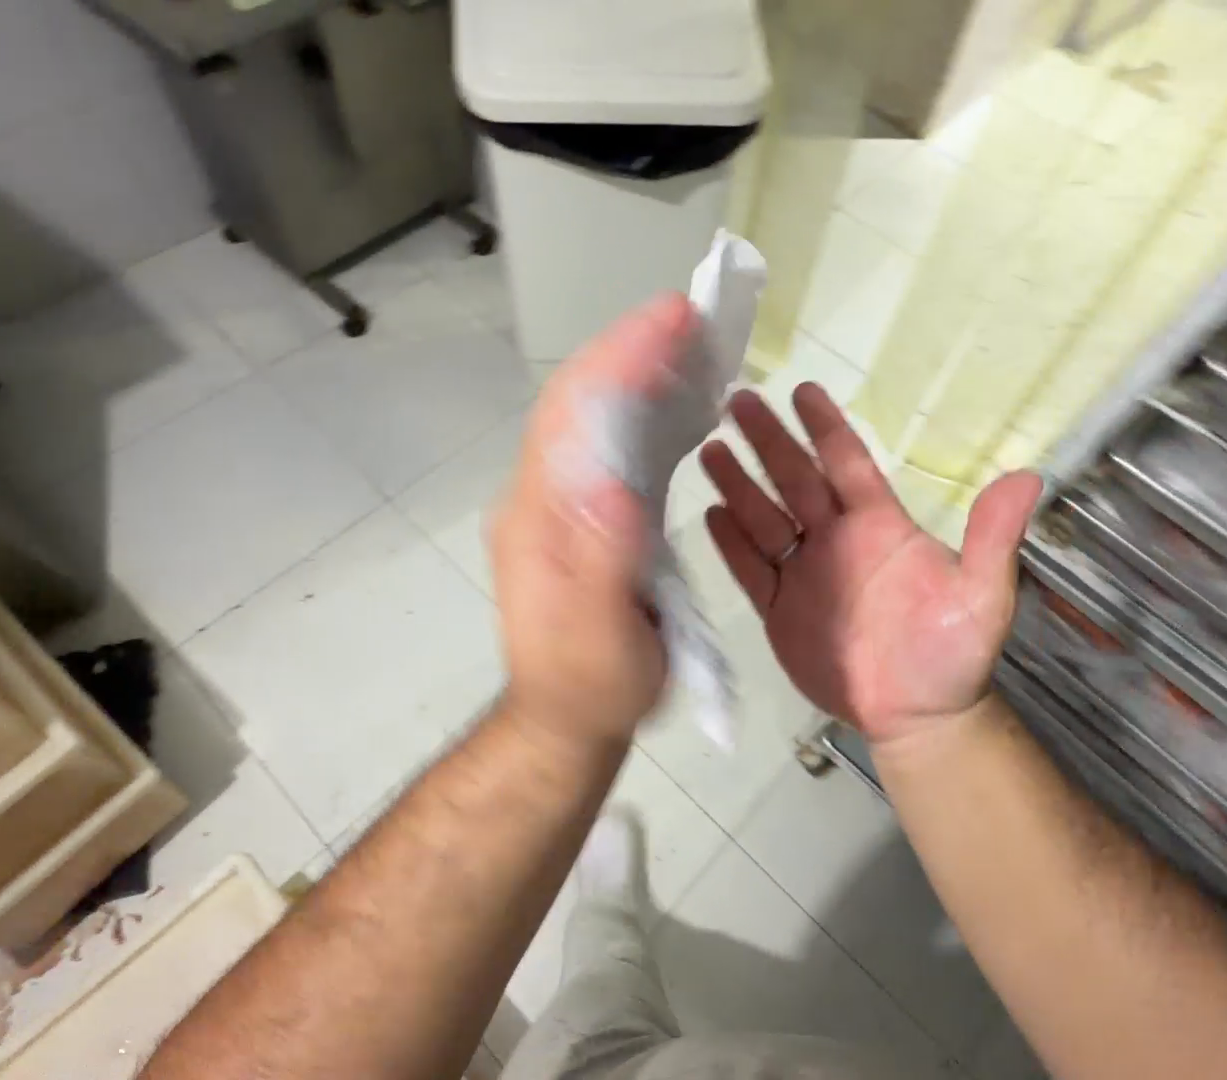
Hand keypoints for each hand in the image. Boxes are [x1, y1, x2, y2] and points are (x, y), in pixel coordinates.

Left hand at [491, 295, 695, 743]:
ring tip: (688, 343)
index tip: (668, 318)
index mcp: (539, 517)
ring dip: (636, 376)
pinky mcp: (585, 519)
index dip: (617, 361)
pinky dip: (643, 416)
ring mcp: (561, 506)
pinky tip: (676, 403)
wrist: (565, 718)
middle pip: (579, 405)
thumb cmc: (590, 683)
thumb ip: (601, 560)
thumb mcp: (598, 634)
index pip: (572, 417)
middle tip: (688, 314)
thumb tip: (614, 483)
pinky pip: (612, 450)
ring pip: (595, 421)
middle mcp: (542, 498)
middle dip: (628, 352)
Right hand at [701, 386, 1040, 743]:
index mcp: (879, 526)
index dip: (824, 427)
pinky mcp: (780, 610)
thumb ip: (992, 537)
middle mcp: (835, 540)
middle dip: (767, 441)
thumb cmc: (951, 652)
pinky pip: (750, 570)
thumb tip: (1030, 476)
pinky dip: (730, 544)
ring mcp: (804, 574)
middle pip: (794, 480)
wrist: (916, 714)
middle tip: (738, 402)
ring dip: (738, 484)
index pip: (846, 464)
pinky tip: (710, 514)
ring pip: (763, 519)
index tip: (800, 390)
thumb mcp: (982, 595)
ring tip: (710, 449)